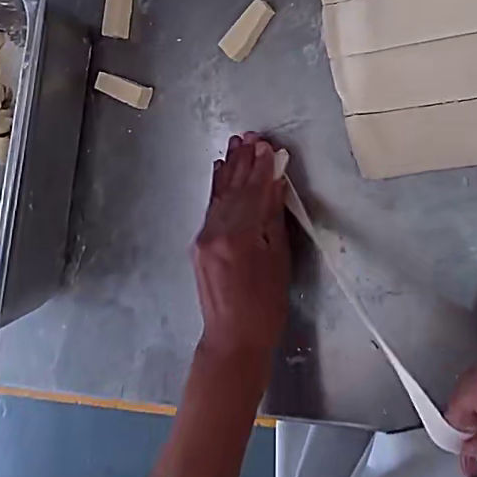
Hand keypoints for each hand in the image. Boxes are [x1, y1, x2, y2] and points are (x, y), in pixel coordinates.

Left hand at [191, 132, 289, 361]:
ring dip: (230, 168)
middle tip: (252, 135)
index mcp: (240, 236)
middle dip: (244, 161)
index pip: (254, 192)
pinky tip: (219, 169)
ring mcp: (204, 237)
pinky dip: (217, 187)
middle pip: (234, 188)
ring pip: (220, 195)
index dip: (262, 167)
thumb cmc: (266, 305)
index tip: (268, 145)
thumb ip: (273, 217)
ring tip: (236, 143)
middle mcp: (216, 231)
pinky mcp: (198, 244)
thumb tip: (275, 182)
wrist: (233, 340)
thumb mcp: (278, 259)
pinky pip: (210, 208)